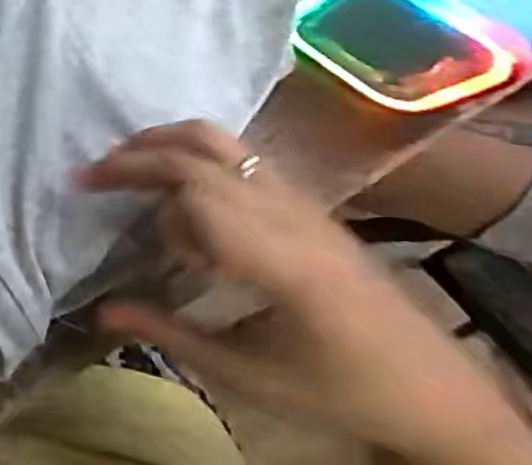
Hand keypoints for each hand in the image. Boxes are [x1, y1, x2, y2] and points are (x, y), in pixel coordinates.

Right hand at [79, 123, 531, 464]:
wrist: (439, 392)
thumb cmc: (341, 390)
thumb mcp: (250, 375)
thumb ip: (170, 335)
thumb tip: (101, 311)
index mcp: (280, 259)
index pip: (197, 194)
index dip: (144, 196)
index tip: (102, 205)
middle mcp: (289, 212)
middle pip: (199, 155)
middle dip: (137, 155)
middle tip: (91, 172)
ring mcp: (300, 198)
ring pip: (221, 139)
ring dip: (165, 138)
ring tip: (126, 158)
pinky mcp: (306, 198)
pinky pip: (239, 152)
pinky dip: (193, 148)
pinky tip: (175, 174)